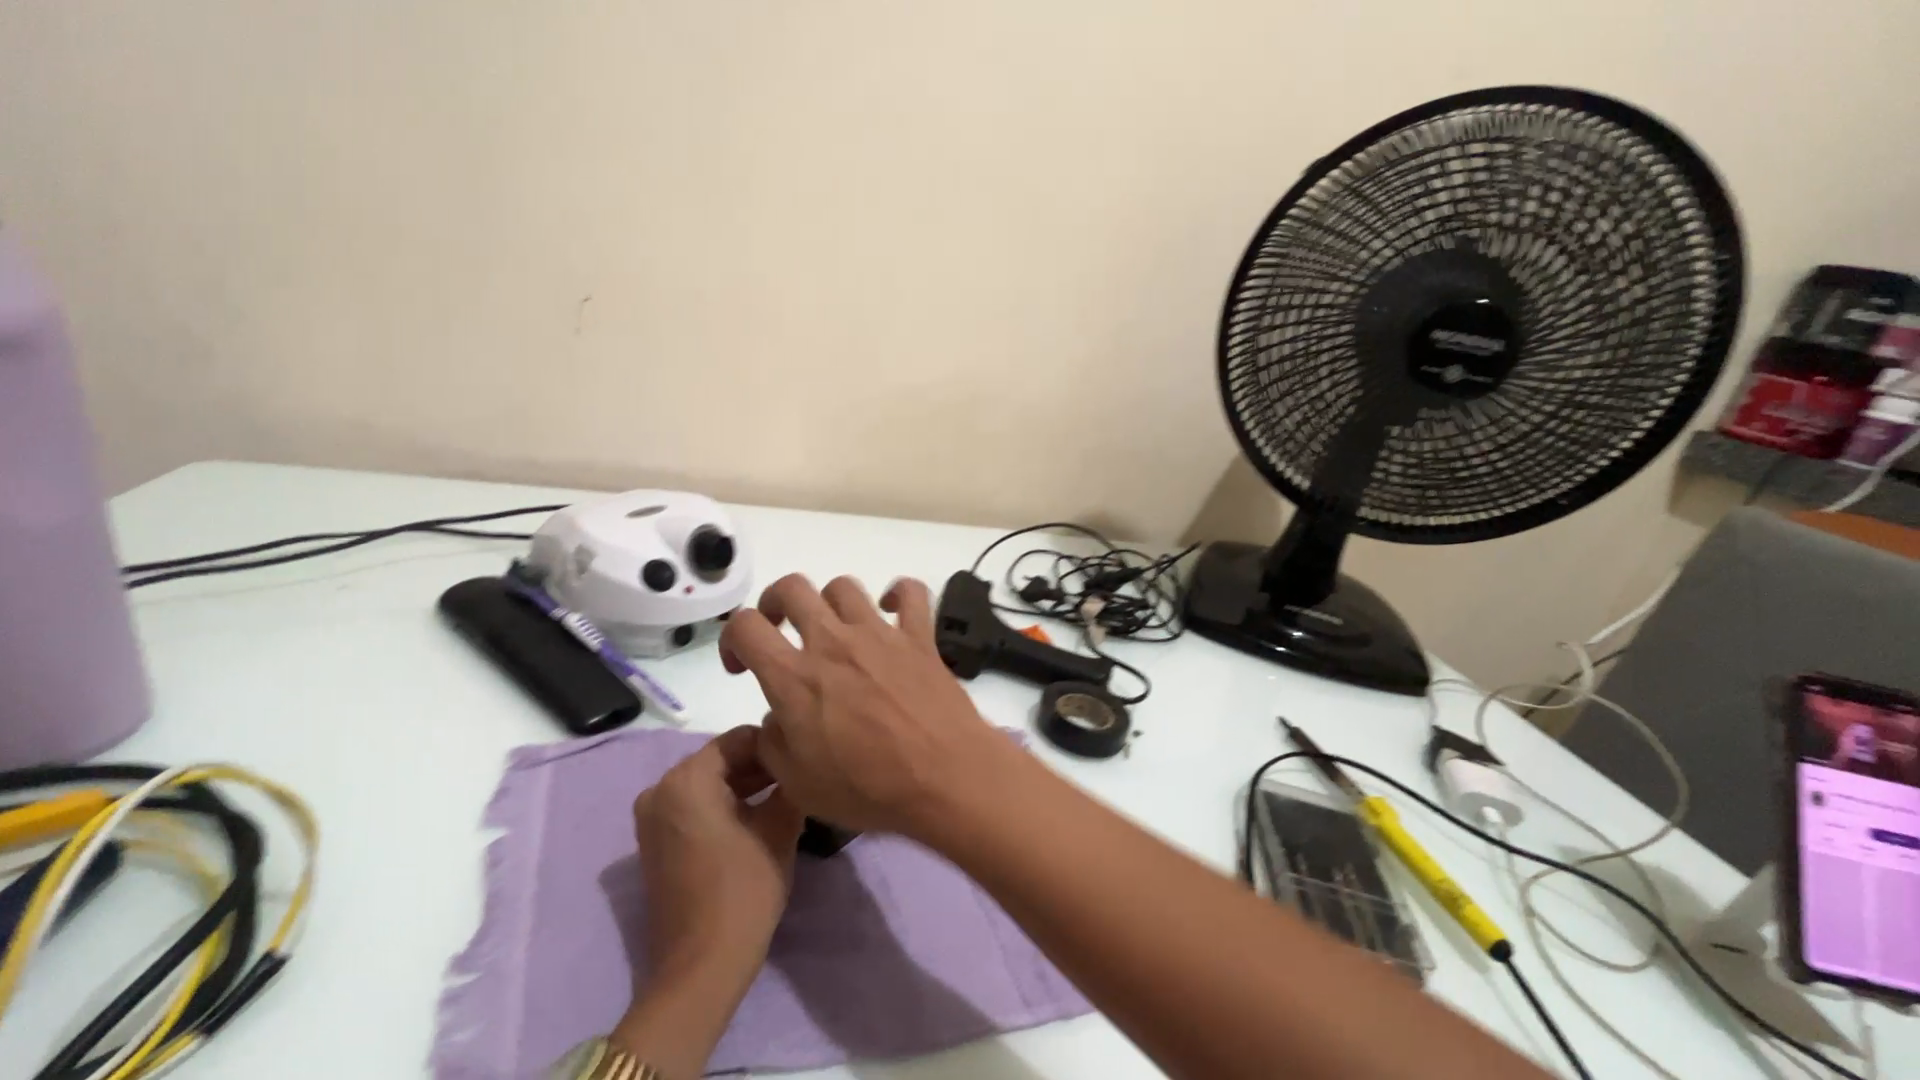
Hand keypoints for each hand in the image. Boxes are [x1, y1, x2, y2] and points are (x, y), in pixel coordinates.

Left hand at [631, 725, 804, 981]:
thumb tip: (797, 766)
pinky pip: (695, 809)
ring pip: (708, 786)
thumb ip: (789, 786)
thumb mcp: (779, 830)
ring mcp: (652, 819)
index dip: (775, 745)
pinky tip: (757, 823)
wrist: (701, 966)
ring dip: (744, 789)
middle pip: (720, 761)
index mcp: (685, 780)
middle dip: (759, 768)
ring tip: (784, 801)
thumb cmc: (742, 891)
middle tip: (798, 780)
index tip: (804, 759)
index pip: (738, 739)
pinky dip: (724, 809)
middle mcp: (659, 790)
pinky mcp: (655, 845)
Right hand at [717, 574, 1019, 837]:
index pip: (745, 626)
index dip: (732, 639)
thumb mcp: (798, 785)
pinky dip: (898, 595)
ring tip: (834, 627)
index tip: (742, 666)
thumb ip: (773, 744)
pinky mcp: (919, 637)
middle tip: (781, 629)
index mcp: (794, 677)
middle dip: (776, 603)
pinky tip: (892, 611)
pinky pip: (911, 594)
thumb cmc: (868, 789)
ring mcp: (879, 635)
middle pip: (792, 588)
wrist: (944, 779)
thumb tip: (776, 721)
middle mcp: (832, 643)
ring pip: (844, 586)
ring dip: (830, 601)